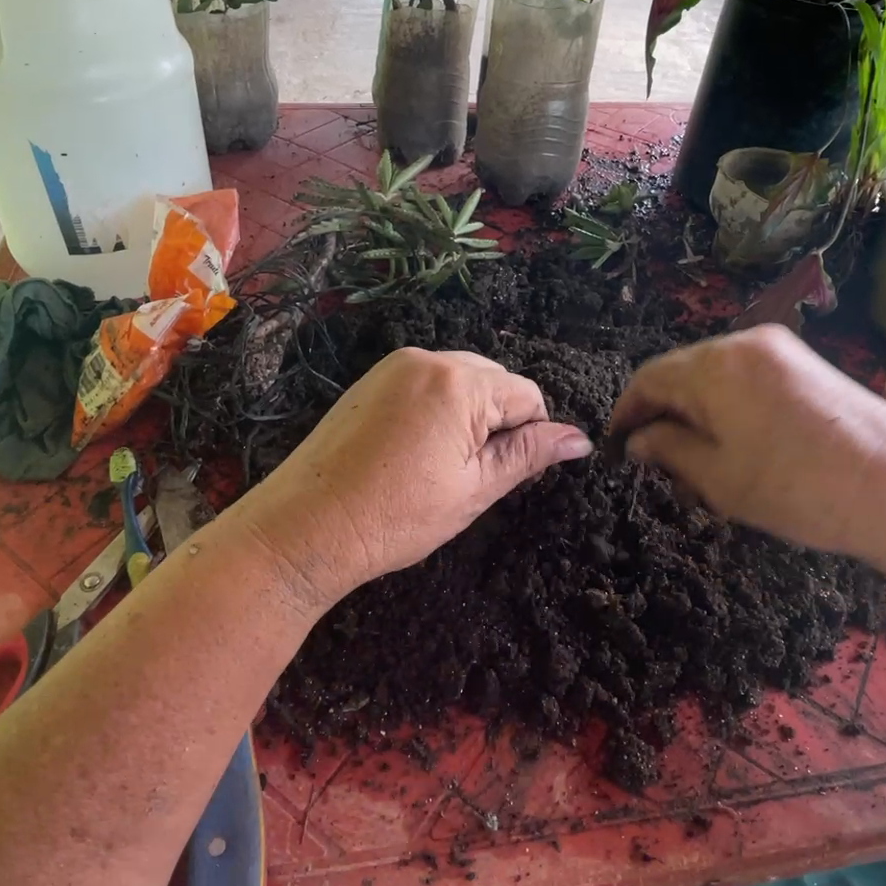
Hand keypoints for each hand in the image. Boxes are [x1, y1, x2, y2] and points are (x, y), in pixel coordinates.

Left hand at [229, 348, 592, 608]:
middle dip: (496, 423)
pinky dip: (435, 411)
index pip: (526, 395)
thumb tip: (580, 439)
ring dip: (466, 417)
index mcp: (458, 382)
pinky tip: (413, 453)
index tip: (502, 476)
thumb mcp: (474, 489)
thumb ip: (528, 455)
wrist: (306, 526)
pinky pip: (425, 384)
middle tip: (469, 475)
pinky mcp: (371, 380)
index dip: (528, 436)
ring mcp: (394, 367)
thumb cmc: (394, 516)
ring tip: (438, 467)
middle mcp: (427, 360)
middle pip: (493, 382)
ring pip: (460, 382)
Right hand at [607, 325, 885, 573]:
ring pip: (715, 376)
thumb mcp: (717, 478)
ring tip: (700, 463)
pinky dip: (730, 407)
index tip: (617, 448)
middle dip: (664, 415)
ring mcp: (782, 350)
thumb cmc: (798, 489)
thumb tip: (639, 440)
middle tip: (659, 465)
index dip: (626, 413)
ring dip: (698, 413)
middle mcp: (745, 342)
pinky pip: (748, 378)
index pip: (649, 378)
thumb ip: (668, 450)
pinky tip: (738, 446)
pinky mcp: (808, 365)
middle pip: (682, 372)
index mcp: (715, 364)